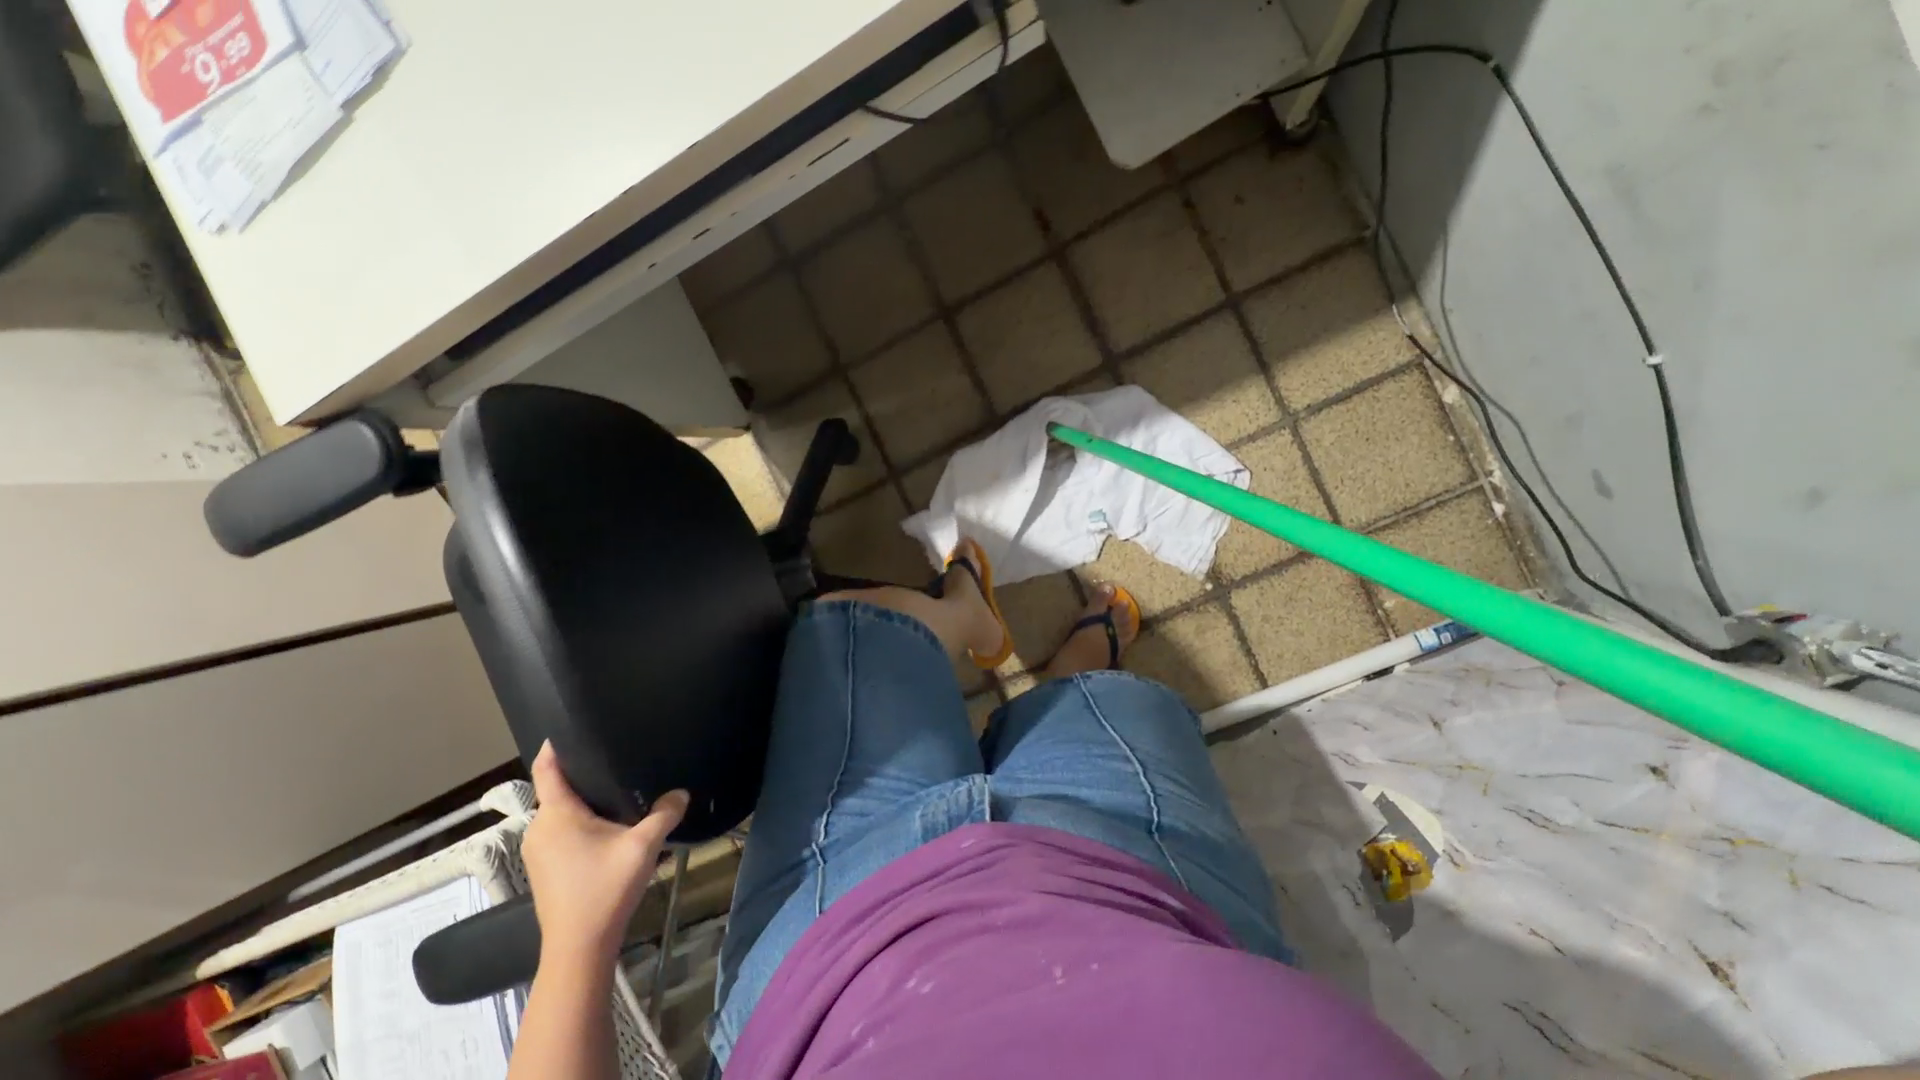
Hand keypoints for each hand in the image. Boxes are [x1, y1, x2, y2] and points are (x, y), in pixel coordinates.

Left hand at [522, 742, 687, 960]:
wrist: (578, 947)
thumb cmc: (604, 889)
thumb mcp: (643, 847)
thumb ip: (664, 814)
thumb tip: (681, 793)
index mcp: (556, 813)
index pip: (545, 767)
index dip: (555, 745)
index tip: (571, 728)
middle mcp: (539, 827)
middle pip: (556, 790)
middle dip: (582, 776)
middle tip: (614, 761)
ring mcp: (537, 851)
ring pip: (559, 814)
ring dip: (582, 804)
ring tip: (615, 795)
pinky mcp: (543, 870)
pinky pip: (559, 833)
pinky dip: (578, 825)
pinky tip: (605, 832)